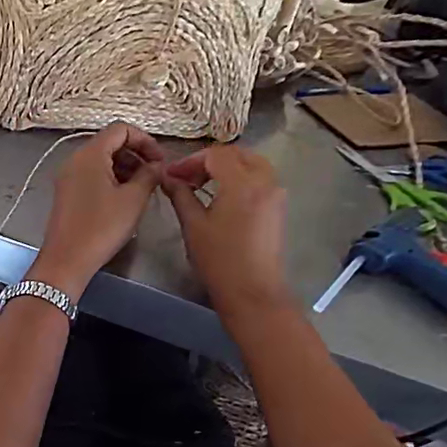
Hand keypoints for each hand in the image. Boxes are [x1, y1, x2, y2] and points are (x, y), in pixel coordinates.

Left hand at [28, 123, 165, 298]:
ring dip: (126, 168)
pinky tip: (125, 198)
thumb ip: (149, 175)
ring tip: (144, 189)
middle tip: (155, 175)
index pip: (120, 129)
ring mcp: (68, 176)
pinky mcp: (67, 192)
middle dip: (136, 154)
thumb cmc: (101, 228)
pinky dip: (112, 179)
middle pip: (110, 143)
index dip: (144, 140)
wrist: (66, 260)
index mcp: (90, 154)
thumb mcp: (133, 200)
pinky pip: (92, 175)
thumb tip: (157, 165)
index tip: (160, 160)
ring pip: (102, 160)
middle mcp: (75, 159)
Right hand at [162, 145, 291, 316]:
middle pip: (237, 154)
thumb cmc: (219, 260)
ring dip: (227, 168)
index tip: (172, 175)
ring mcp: (276, 195)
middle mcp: (265, 181)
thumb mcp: (193, 225)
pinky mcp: (278, 208)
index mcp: (242, 183)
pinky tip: (222, 197)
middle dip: (210, 161)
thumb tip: (168, 178)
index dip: (190, 160)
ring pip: (252, 165)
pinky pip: (260, 180)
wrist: (253, 292)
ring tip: (203, 186)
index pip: (215, 155)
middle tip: (187, 177)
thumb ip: (181, 195)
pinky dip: (240, 179)